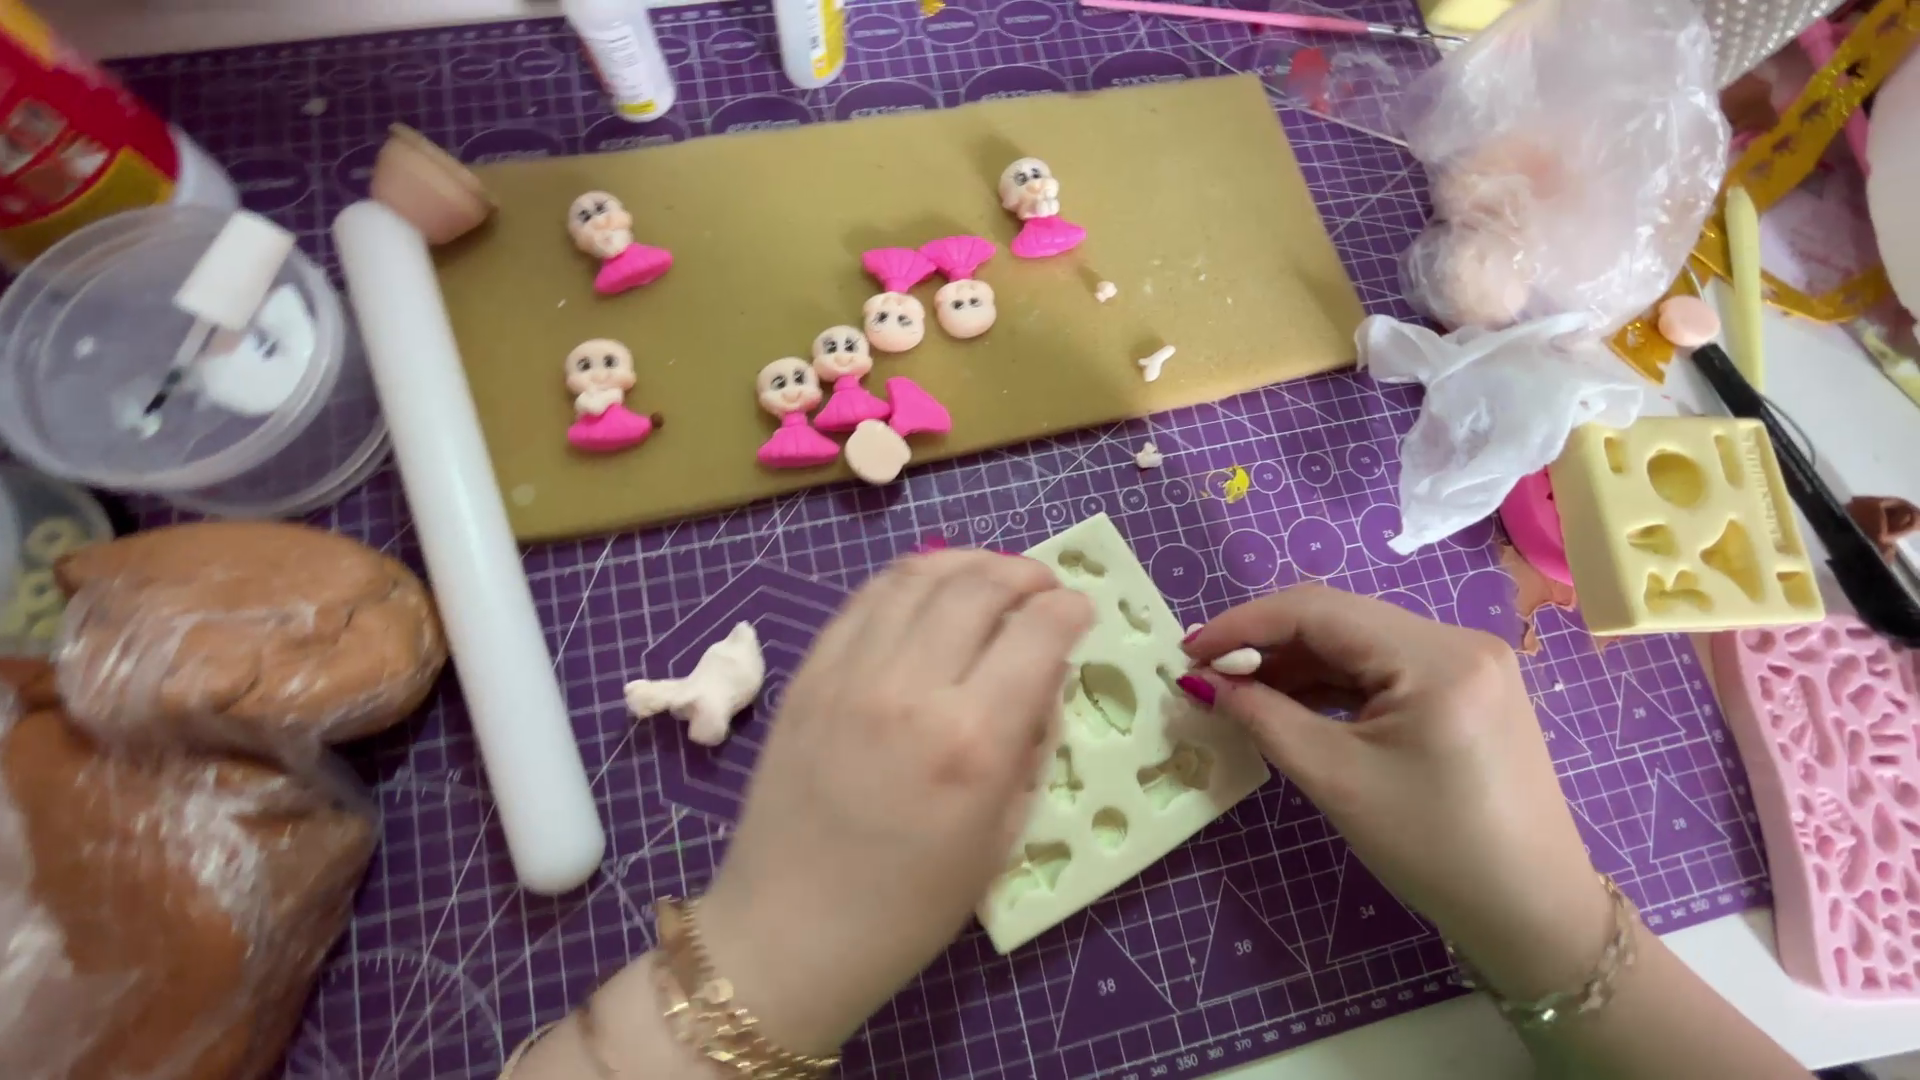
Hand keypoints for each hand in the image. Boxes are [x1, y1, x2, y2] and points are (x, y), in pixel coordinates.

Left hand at [697, 550, 1094, 1054]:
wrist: (789, 932)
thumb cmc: (910, 906)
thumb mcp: (1003, 835)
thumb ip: (1031, 741)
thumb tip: (1044, 672)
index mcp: (972, 742)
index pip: (1039, 632)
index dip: (1071, 608)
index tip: (1080, 609)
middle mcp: (912, 689)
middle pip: (980, 586)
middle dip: (1025, 573)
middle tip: (1042, 585)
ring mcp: (850, 673)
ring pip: (920, 575)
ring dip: (968, 561)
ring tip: (991, 575)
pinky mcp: (808, 672)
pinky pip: (866, 598)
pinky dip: (910, 577)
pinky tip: (930, 587)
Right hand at [1182, 585, 1612, 999]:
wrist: (1534, 917)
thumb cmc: (1433, 850)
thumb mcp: (1334, 778)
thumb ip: (1260, 716)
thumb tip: (1198, 681)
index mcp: (1435, 657)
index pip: (1317, 610)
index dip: (1242, 624)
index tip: (1187, 650)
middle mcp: (1456, 641)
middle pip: (1335, 617)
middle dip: (1263, 641)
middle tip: (1205, 671)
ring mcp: (1465, 661)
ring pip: (1353, 640)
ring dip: (1292, 660)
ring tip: (1236, 688)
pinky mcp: (1462, 686)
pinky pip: (1377, 666)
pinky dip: (1327, 679)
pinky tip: (1287, 699)